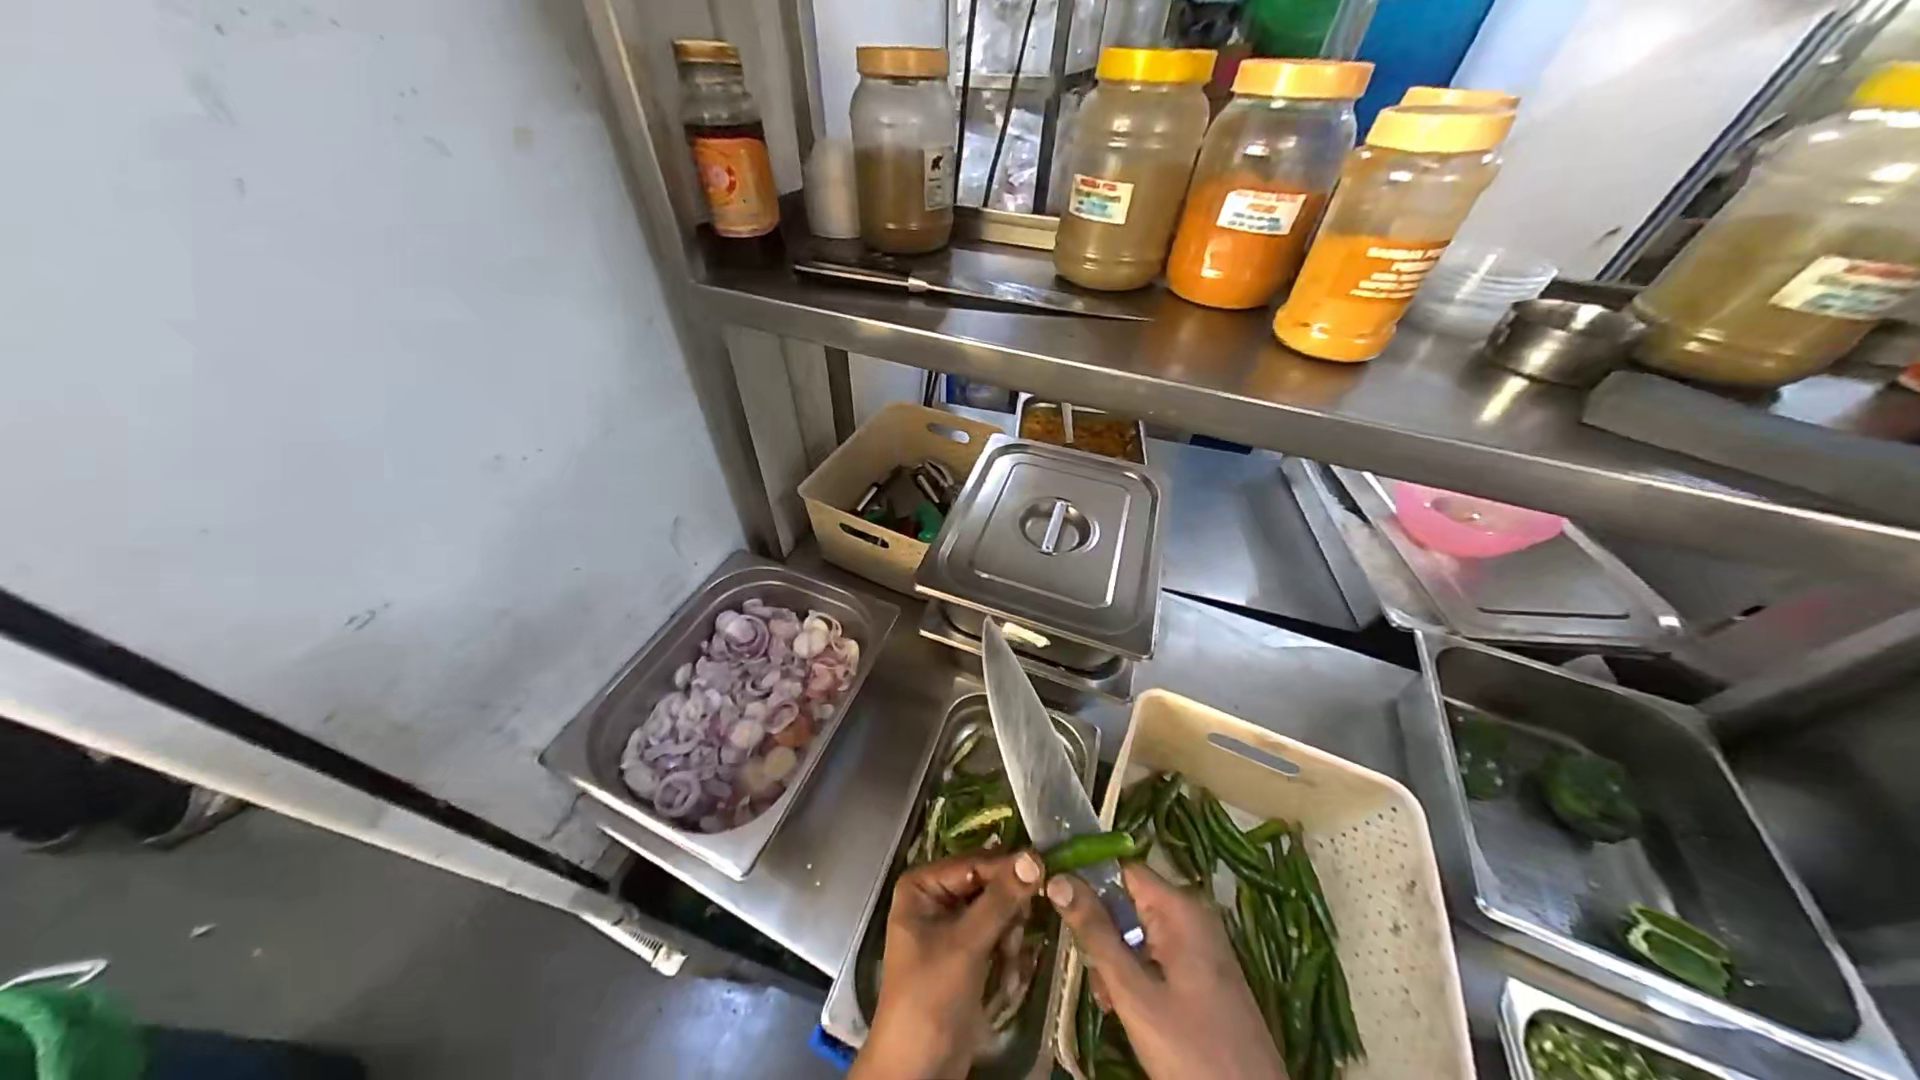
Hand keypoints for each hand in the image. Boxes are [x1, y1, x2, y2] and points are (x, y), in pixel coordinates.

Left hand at [852, 850, 1044, 1079]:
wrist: (919, 1068)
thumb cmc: (930, 997)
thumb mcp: (965, 945)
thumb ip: (1000, 900)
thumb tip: (1034, 858)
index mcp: (923, 885)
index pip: (975, 863)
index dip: (1009, 868)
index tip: (1046, 872)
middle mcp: (937, 897)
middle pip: (989, 884)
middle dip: (1008, 911)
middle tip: (1017, 935)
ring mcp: (953, 925)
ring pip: (999, 910)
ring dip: (1010, 935)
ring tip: (1008, 961)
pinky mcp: (969, 952)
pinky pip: (999, 935)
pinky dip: (1007, 953)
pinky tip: (1007, 976)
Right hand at [1050, 862, 1285, 1079]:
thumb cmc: (1192, 1048)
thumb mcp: (1134, 992)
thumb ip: (1095, 933)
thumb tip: (1058, 878)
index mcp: (1179, 907)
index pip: (1119, 867)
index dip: (1085, 879)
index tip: (1056, 900)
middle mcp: (1191, 913)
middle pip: (1127, 899)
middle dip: (1101, 930)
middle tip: (1092, 973)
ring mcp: (1199, 941)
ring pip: (1137, 929)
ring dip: (1115, 957)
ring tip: (1109, 998)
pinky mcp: (1200, 968)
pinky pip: (1155, 951)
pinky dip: (1135, 971)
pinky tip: (1128, 1005)